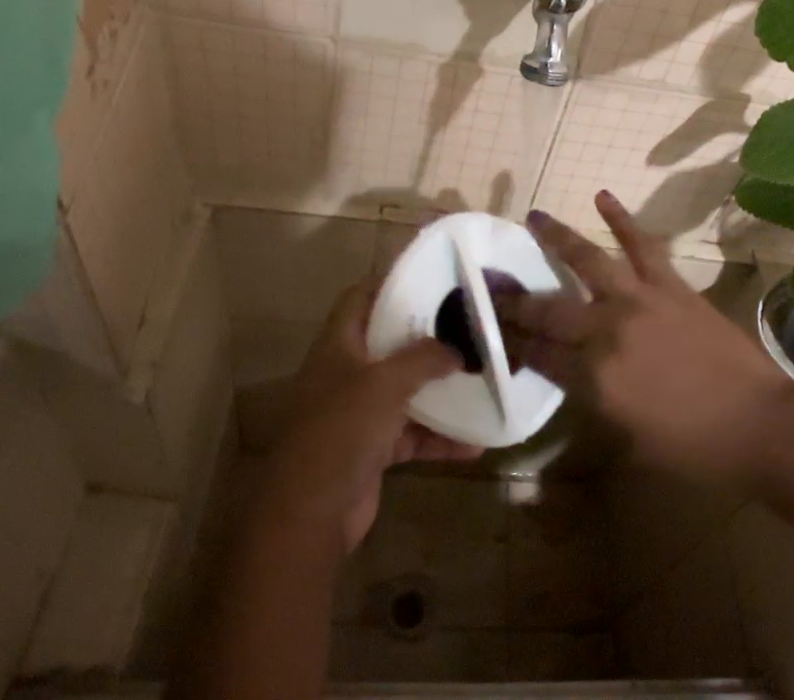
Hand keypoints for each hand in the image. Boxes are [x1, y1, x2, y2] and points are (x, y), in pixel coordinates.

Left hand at [265, 280, 482, 550]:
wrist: (310, 512)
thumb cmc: (342, 431)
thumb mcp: (385, 384)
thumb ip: (422, 359)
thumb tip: (455, 348)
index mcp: (338, 346)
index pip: (360, 299)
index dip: (391, 284)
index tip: (434, 281)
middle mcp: (345, 374)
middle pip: (389, 345)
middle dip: (429, 340)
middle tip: (471, 330)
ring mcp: (358, 413)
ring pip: (406, 392)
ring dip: (441, 392)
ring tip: (483, 384)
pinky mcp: (372, 450)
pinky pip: (412, 435)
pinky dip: (440, 438)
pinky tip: (476, 444)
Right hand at [499, 191, 793, 484]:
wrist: (761, 425)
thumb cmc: (695, 451)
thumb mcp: (629, 443)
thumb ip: (592, 405)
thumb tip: (570, 377)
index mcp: (592, 379)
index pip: (536, 355)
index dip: (508, 343)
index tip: (487, 330)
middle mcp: (607, 331)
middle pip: (548, 310)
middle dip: (513, 300)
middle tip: (488, 285)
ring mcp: (640, 301)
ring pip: (588, 261)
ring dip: (556, 238)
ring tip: (533, 217)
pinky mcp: (672, 287)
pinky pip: (643, 245)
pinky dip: (622, 219)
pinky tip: (603, 197)